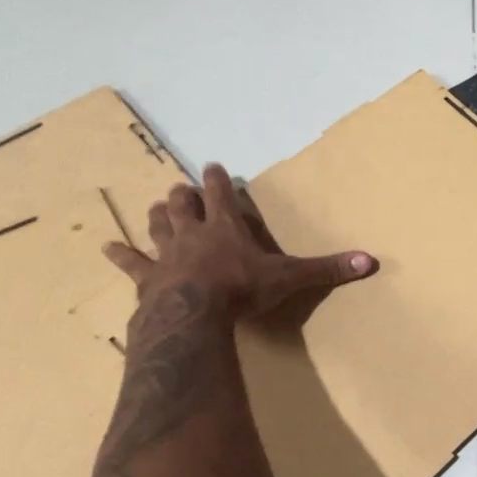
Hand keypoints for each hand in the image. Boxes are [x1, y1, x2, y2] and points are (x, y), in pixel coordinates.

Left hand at [104, 163, 376, 317]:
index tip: (210, 165)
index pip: (221, 197)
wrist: (195, 311)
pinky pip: (131, 263)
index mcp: (227, 229)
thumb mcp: (291, 277)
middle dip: (184, 196)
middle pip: (184, 207)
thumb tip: (370, 261)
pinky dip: (120, 254)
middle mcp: (193, 235)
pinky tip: (106, 247)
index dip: (216, 181)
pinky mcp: (148, 277)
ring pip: (159, 227)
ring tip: (155, 205)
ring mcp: (167, 255)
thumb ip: (327, 268)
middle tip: (180, 187)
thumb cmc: (243, 288)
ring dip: (158, 215)